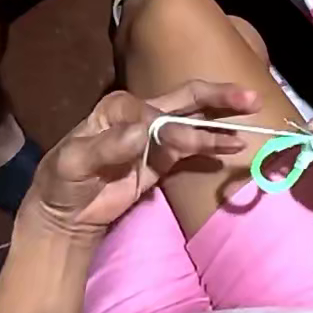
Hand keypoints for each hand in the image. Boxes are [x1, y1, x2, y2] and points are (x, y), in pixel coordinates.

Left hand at [24, 81, 259, 243]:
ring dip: (221, 125)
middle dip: (217, 97)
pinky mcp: (164, 160)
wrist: (65, 214)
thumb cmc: (62, 180)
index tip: (168, 145)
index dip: (164, 126)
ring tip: (250, 127)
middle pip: (186, 99)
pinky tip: (233, 146)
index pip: (152, 109)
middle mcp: (143, 115)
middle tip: (249, 97)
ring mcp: (157, 137)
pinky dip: (213, 147)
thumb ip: (107, 146)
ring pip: (195, 124)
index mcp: (119, 107)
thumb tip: (142, 133)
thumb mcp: (74, 163)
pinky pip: (193, 150)